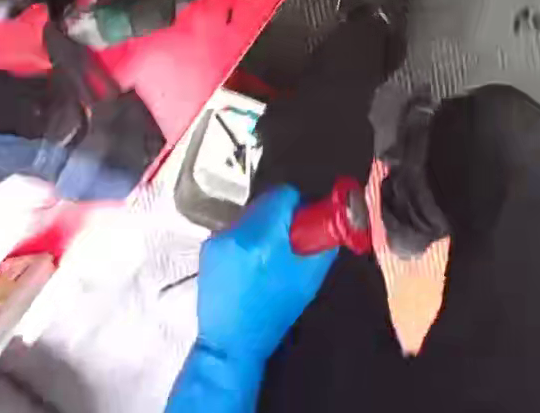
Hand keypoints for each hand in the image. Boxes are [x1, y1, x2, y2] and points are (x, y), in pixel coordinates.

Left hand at [165, 185, 337, 412]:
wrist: (229, 345)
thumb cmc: (273, 312)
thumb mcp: (308, 280)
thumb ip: (323, 245)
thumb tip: (331, 222)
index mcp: (262, 237)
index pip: (284, 194)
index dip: (298, 205)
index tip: (303, 224)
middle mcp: (237, 231)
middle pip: (266, 202)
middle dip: (281, 216)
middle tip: (290, 241)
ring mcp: (218, 238)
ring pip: (251, 214)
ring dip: (263, 226)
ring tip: (268, 256)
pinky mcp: (207, 247)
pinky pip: (236, 229)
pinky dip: (246, 238)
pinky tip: (250, 264)